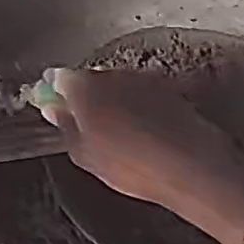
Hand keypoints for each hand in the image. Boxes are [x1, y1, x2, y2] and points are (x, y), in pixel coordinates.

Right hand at [30, 67, 243, 243]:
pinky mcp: (170, 89)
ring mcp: (143, 79)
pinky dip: (135, 104)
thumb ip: (65, 126)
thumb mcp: (84, 154)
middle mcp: (112, 75)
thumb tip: (54, 109)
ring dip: (111, 98)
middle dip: (83, 94)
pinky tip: (139, 129)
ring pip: (116, 83)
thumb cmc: (130, 164)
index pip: (58, 77)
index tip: (52, 102)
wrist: (192, 169)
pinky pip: (141, 92)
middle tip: (83, 121)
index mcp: (84, 87)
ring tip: (114, 130)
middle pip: (88, 77)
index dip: (52, 90)